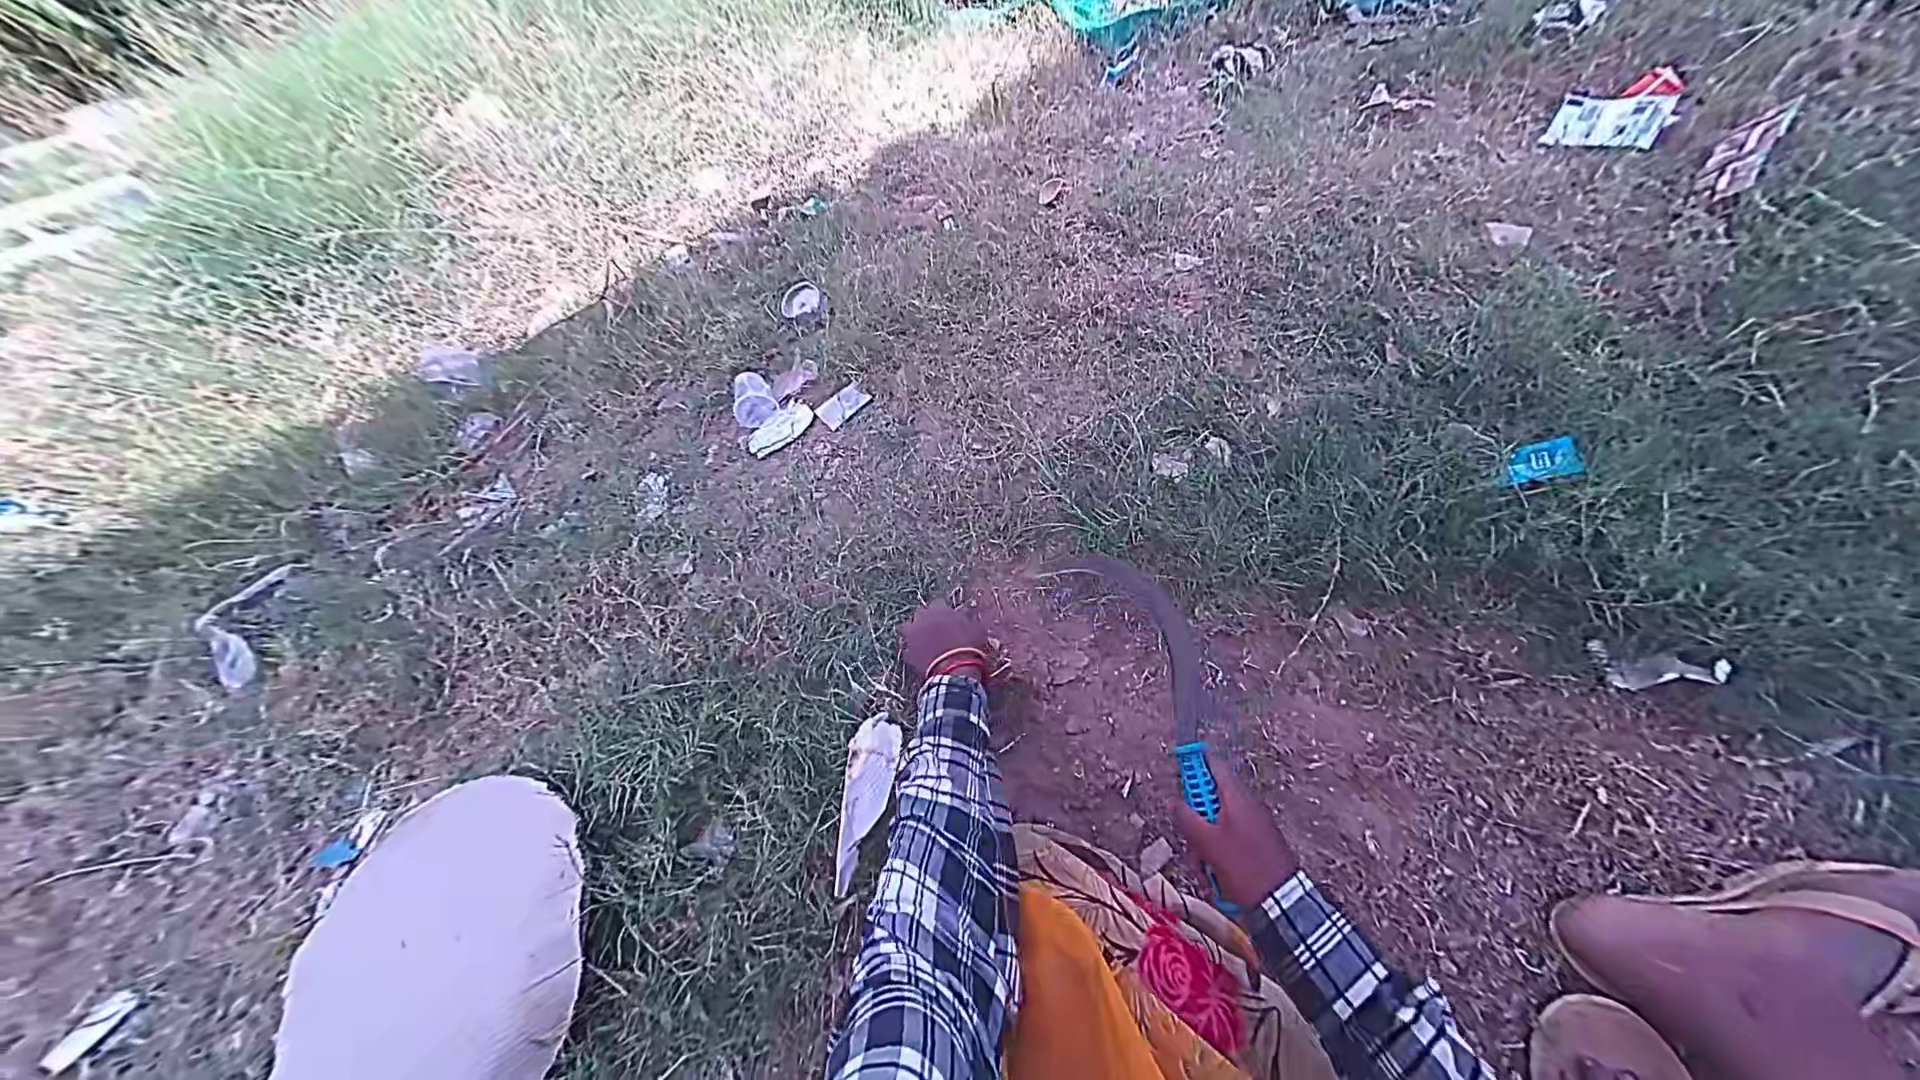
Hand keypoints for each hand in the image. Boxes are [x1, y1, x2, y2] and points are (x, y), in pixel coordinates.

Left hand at [900, 605, 987, 686]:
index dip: (944, 612)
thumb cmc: (969, 645)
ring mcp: (912, 636)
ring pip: (908, 629)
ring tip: (925, 642)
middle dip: (926, 620)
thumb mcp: (976, 628)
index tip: (949, 618)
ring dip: (915, 633)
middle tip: (936, 629)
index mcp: (938, 609)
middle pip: (920, 614)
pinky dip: (913, 652)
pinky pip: (908, 650)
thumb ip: (967, 618)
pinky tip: (923, 658)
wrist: (955, 669)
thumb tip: (965, 613)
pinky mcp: (907, 653)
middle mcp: (922, 619)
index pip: (938, 602)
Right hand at [1171, 760, 1300, 911]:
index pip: (1213, 765)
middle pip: (1212, 797)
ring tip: (1206, 866)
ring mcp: (1256, 826)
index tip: (1180, 771)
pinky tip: (1217, 876)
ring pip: (1219, 823)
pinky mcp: (1260, 844)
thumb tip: (1174, 802)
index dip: (1194, 765)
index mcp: (1236, 798)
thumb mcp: (1206, 842)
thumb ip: (1186, 818)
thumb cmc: (1245, 868)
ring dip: (1207, 842)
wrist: (1284, 905)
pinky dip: (1220, 854)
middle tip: (1192, 836)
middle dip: (1197, 817)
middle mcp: (1248, 806)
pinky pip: (1231, 840)